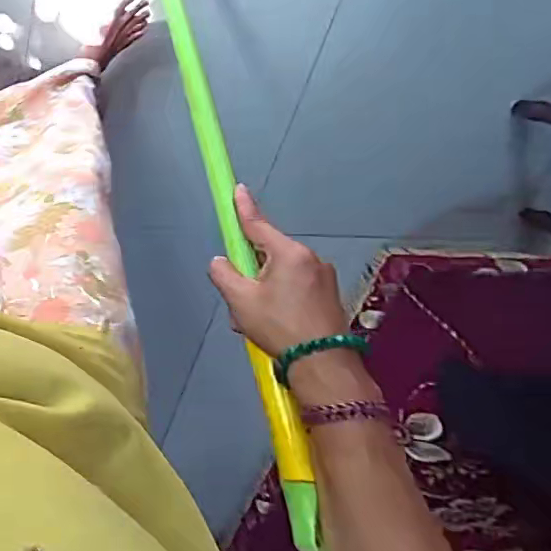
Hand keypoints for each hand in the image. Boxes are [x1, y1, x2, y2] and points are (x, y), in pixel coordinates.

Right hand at [82, 0, 150, 66]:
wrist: (94, 59)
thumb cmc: (91, 44)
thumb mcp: (94, 28)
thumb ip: (104, 21)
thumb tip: (107, 17)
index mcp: (113, 20)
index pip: (124, 5)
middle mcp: (121, 27)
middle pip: (134, 13)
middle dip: (140, 6)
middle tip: (145, 1)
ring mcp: (125, 36)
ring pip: (137, 24)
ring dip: (143, 17)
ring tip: (147, 13)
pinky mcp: (125, 44)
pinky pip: (136, 36)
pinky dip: (142, 31)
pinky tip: (145, 28)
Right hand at [206, 185, 347, 355]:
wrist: (322, 362)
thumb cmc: (279, 326)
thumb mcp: (240, 300)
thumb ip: (224, 275)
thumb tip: (221, 262)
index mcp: (288, 254)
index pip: (258, 225)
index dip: (244, 207)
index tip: (238, 188)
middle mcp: (310, 259)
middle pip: (268, 254)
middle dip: (250, 272)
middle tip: (241, 299)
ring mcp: (323, 277)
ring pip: (281, 274)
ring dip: (264, 290)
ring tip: (257, 320)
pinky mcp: (329, 295)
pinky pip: (296, 288)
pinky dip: (280, 299)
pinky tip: (274, 324)